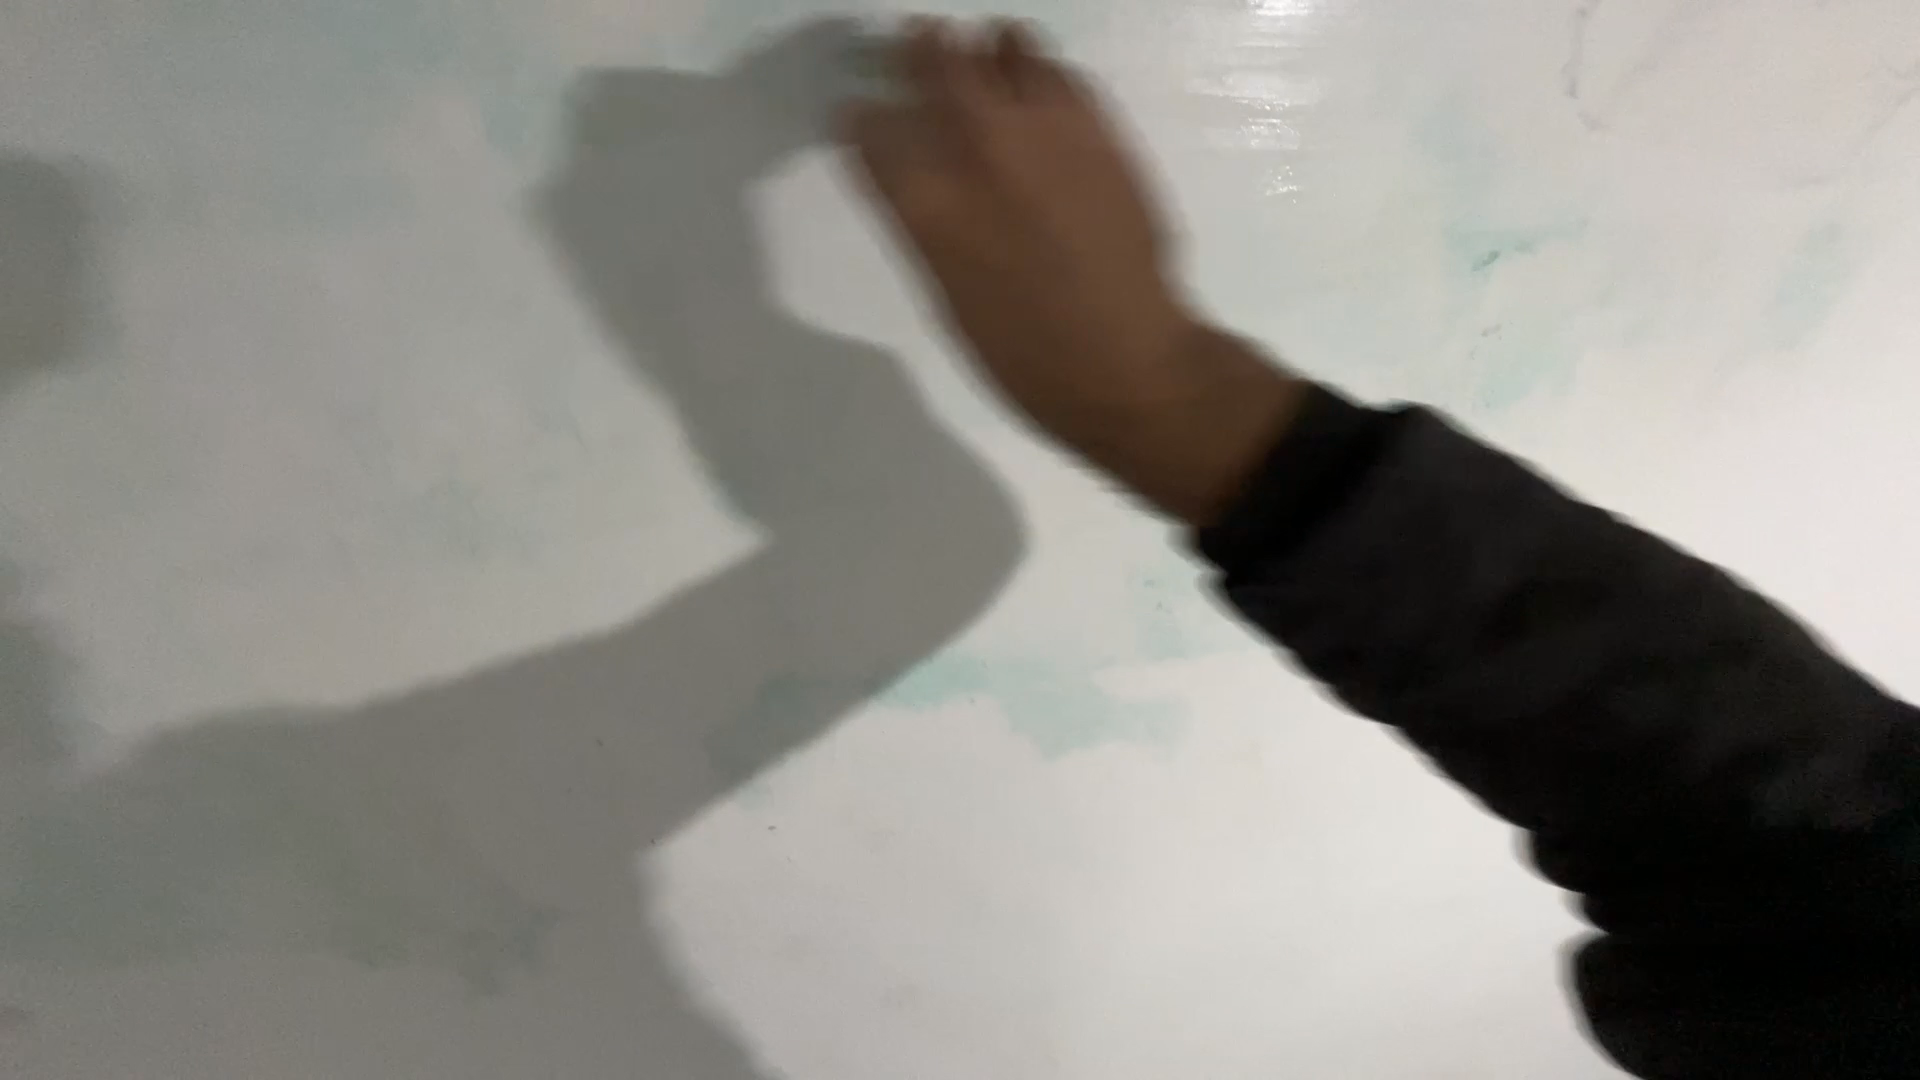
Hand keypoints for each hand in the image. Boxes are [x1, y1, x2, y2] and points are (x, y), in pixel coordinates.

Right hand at [841, 18, 1305, 525]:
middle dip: (917, 50)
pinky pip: (1063, 75)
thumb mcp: (951, 302)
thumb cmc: (1025, 359)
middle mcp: (980, 151)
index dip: (862, 120)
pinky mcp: (1101, 132)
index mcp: (929, 208)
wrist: (1125, 364)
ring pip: (1005, 50)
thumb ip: (931, 231)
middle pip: (935, 62)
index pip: (872, 133)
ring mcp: (1045, 133)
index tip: (863, 116)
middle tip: (916, 41)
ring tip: (984, 51)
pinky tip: (1038, 85)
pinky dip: (1041, 72)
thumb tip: (924, 191)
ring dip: (986, 49)